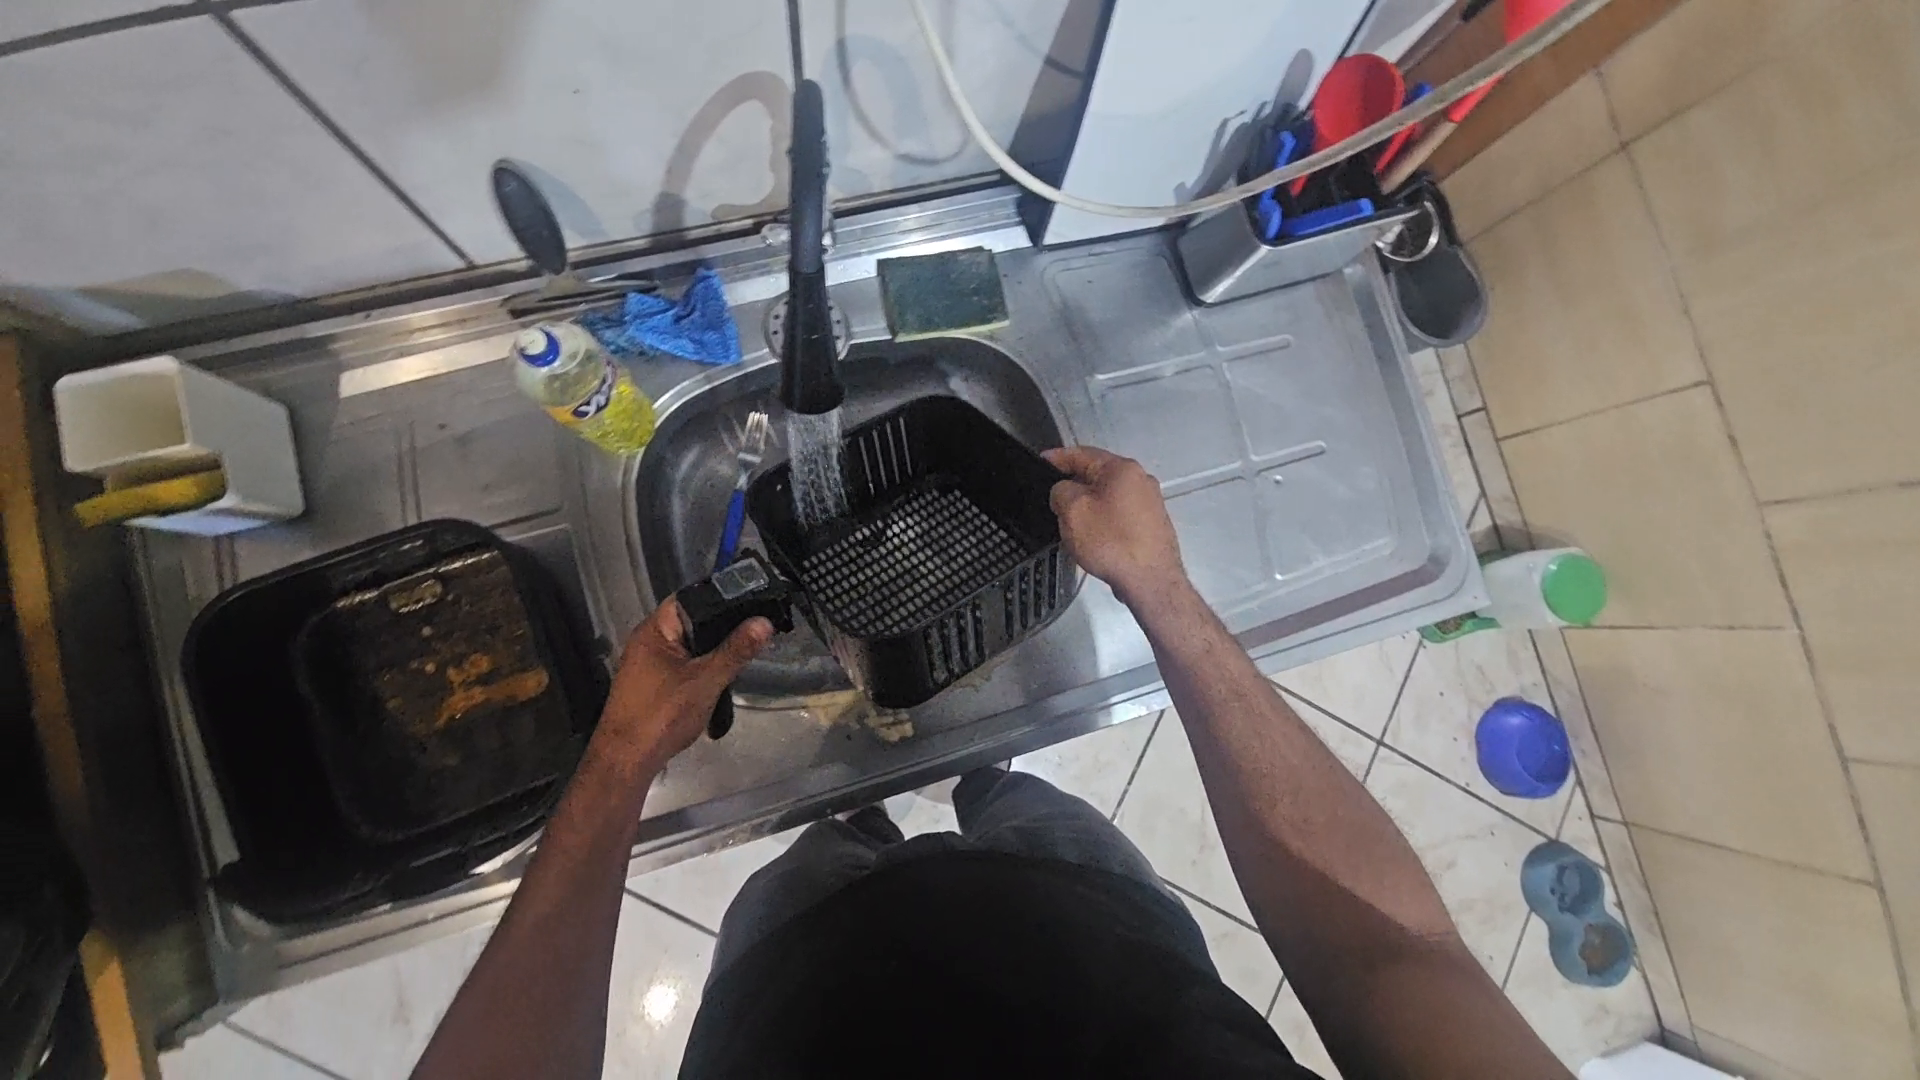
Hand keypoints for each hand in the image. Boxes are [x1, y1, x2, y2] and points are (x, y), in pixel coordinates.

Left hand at [594, 597, 771, 773]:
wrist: (626, 761)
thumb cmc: (662, 715)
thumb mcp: (705, 680)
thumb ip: (735, 650)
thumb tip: (764, 622)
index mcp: (654, 631)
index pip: (690, 598)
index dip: (721, 596)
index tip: (753, 602)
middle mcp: (649, 641)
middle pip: (692, 622)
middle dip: (723, 627)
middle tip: (757, 629)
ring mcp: (649, 664)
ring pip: (691, 646)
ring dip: (715, 651)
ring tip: (747, 651)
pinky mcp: (654, 683)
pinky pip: (685, 664)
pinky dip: (704, 667)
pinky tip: (724, 676)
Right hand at [1043, 445, 1188, 608]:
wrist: (1150, 580)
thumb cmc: (1110, 541)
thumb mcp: (1073, 510)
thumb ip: (1061, 491)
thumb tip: (1066, 491)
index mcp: (1121, 469)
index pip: (1082, 454)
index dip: (1057, 457)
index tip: (1040, 461)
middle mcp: (1141, 479)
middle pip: (1099, 474)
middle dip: (1074, 482)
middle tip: (1051, 495)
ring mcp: (1150, 502)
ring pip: (1110, 495)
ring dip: (1089, 503)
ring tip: (1069, 517)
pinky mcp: (1153, 525)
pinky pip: (1120, 513)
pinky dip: (1103, 518)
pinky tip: (1093, 535)